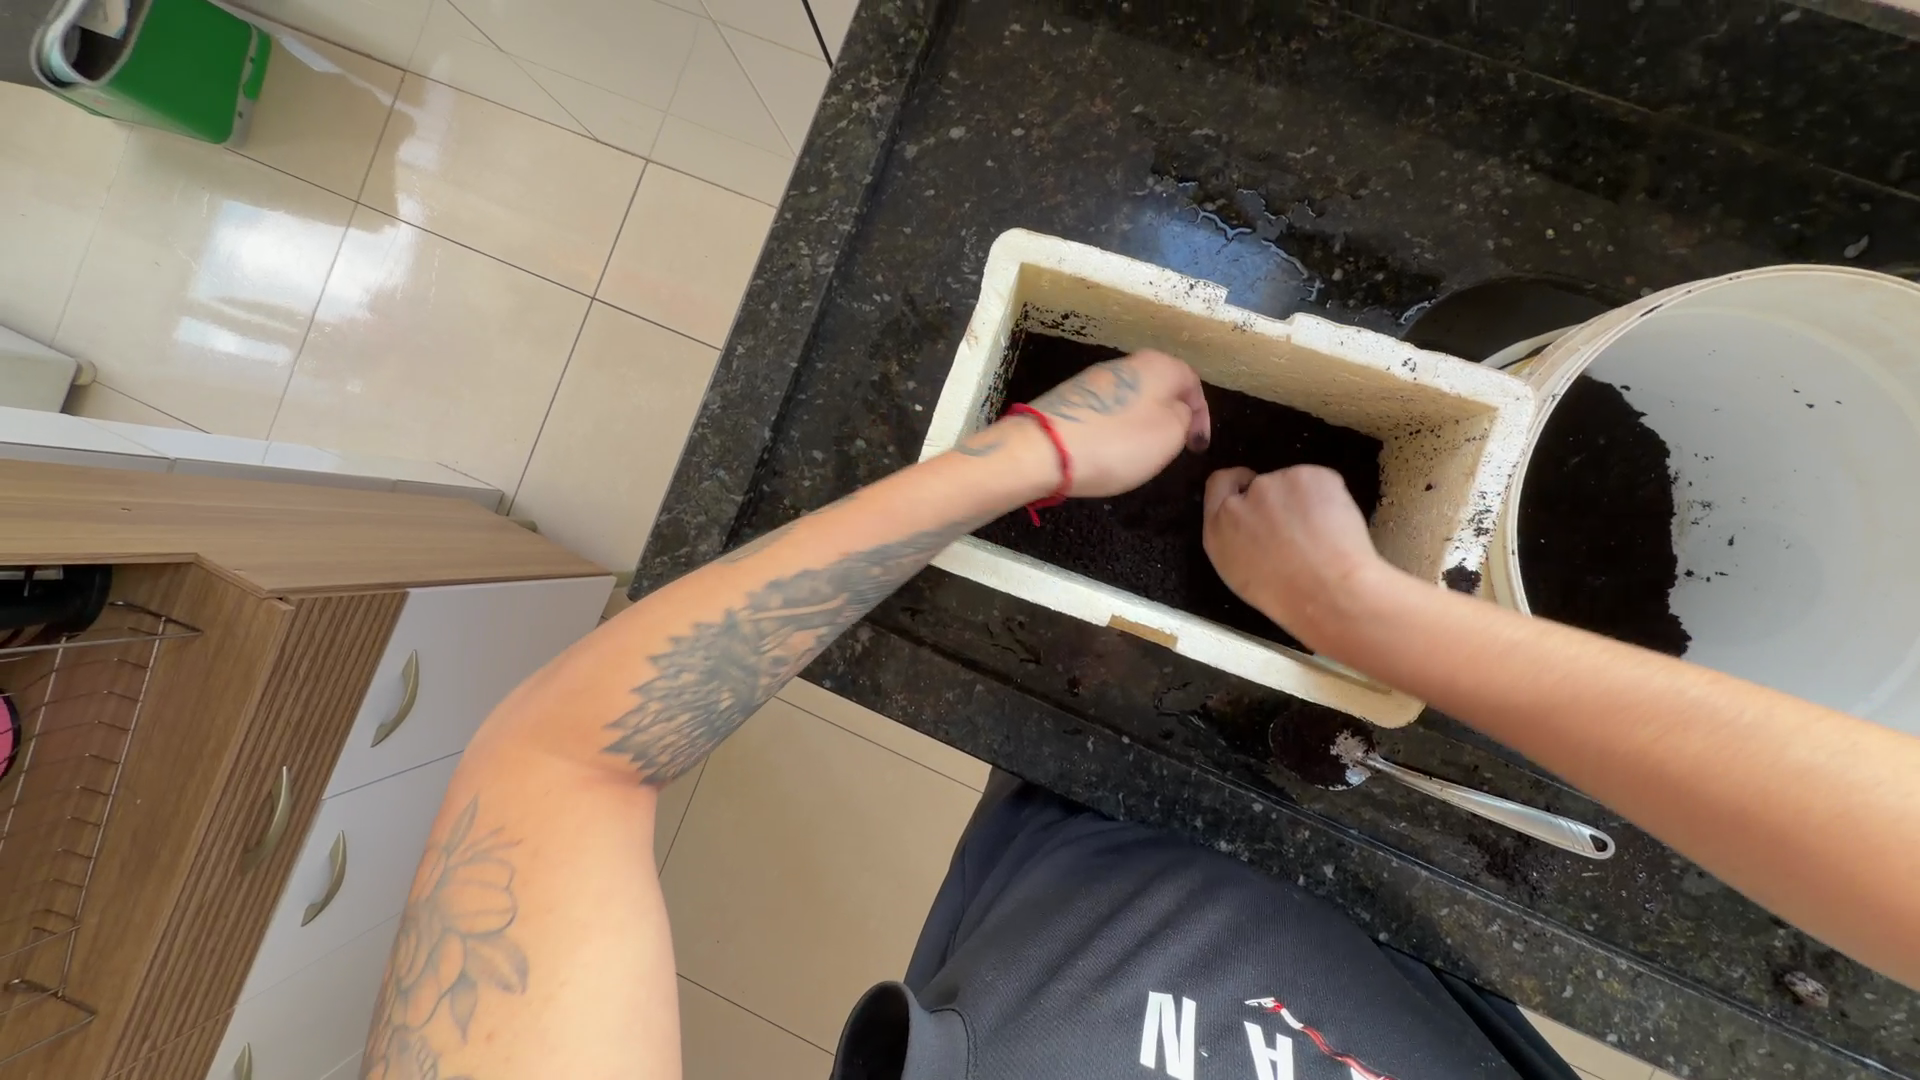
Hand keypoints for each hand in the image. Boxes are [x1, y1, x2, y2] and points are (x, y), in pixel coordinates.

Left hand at [1018, 349, 1211, 497]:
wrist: (1044, 449)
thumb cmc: (1118, 443)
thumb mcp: (1171, 434)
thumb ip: (1184, 417)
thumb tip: (1178, 410)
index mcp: (1158, 365)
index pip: (1193, 384)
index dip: (1201, 416)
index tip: (1198, 446)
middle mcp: (1126, 364)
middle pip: (1160, 390)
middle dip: (1170, 418)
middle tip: (1172, 448)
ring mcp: (1094, 380)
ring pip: (1131, 402)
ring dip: (1141, 425)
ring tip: (1139, 453)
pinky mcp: (1070, 399)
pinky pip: (1105, 414)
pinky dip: (1113, 430)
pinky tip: (1107, 450)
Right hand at [1202, 465, 1396, 646]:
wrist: (1328, 593)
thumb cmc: (1285, 596)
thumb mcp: (1236, 573)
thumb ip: (1233, 537)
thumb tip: (1248, 522)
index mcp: (1218, 525)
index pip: (1220, 483)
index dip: (1238, 484)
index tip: (1252, 492)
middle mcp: (1241, 499)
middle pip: (1260, 485)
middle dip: (1277, 500)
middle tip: (1297, 529)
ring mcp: (1275, 483)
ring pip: (1292, 483)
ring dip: (1303, 499)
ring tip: (1320, 533)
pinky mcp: (1309, 476)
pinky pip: (1320, 480)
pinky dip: (1329, 497)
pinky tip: (1334, 525)